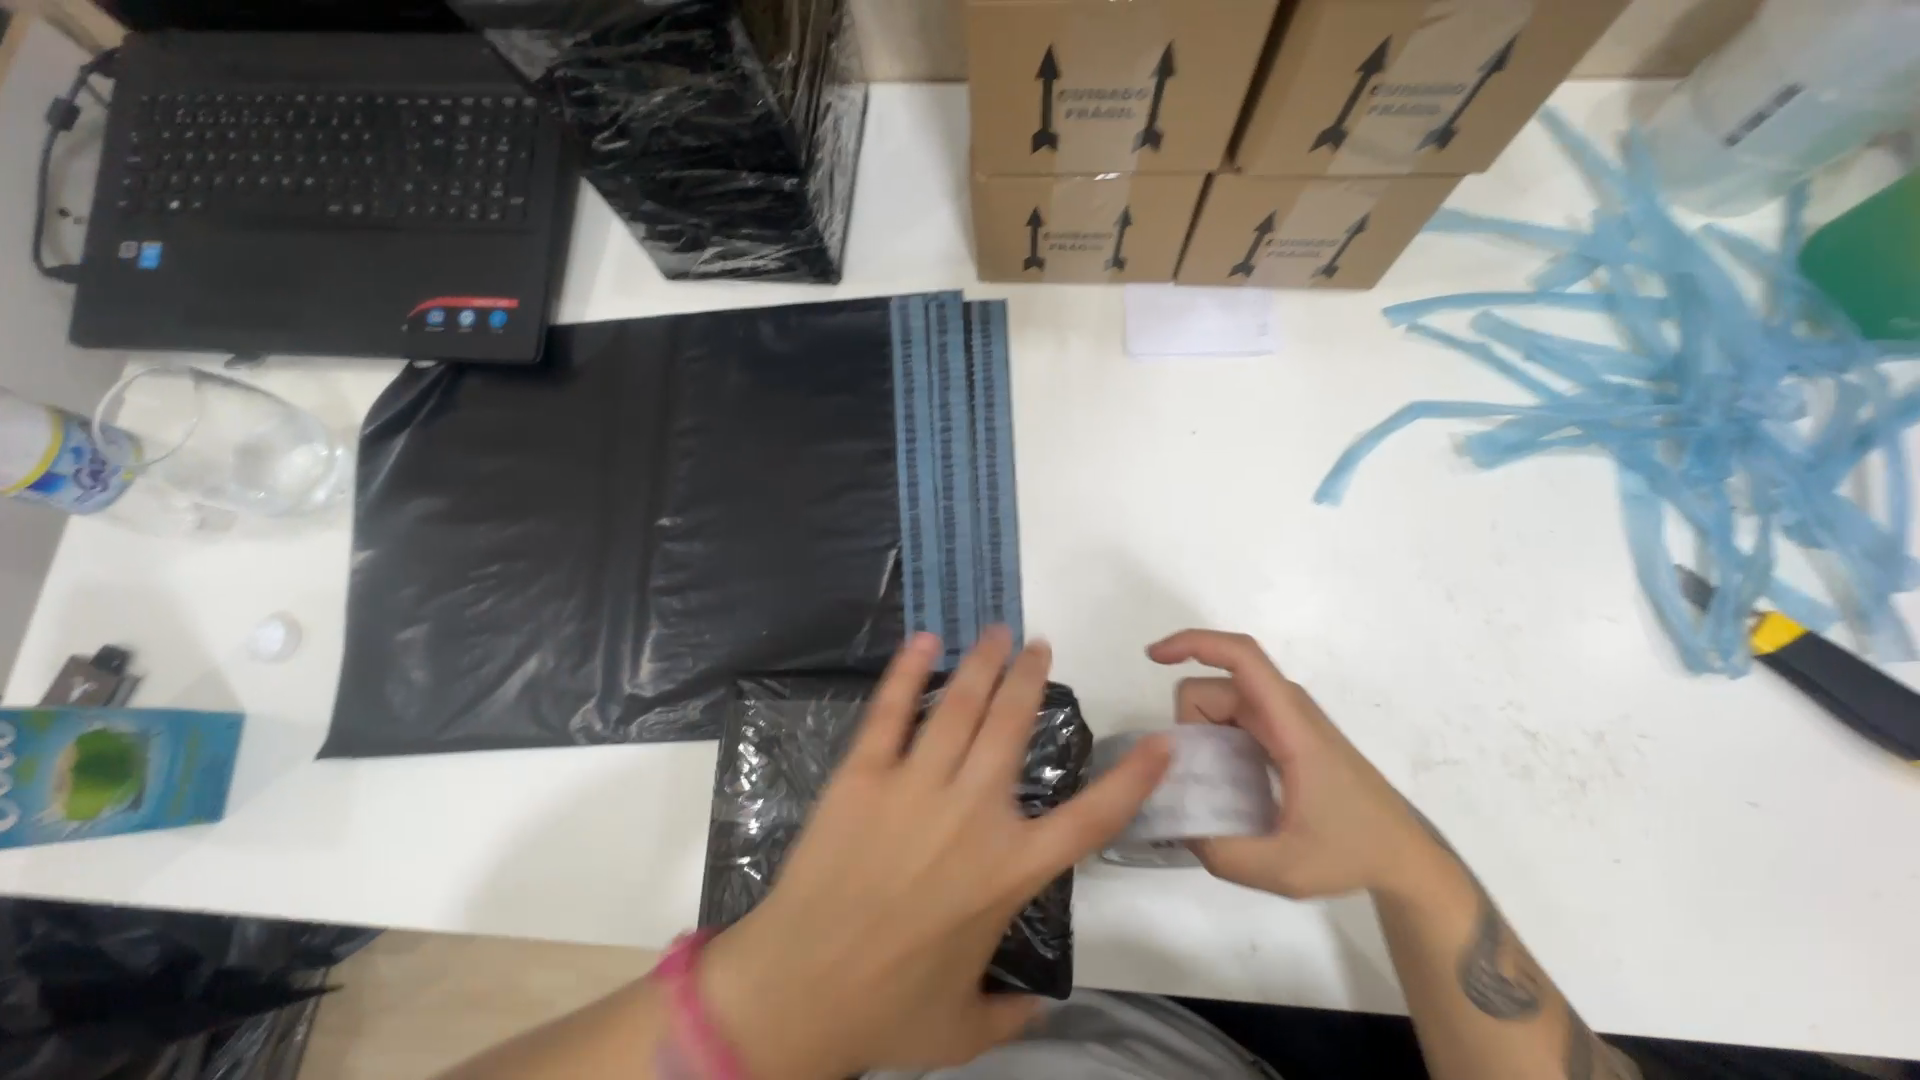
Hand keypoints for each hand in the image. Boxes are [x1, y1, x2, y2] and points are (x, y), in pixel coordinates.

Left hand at [701, 628, 1171, 1079]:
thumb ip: (1013, 1015)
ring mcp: (915, 787)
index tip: (1161, 744)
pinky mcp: (862, 776)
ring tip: (996, 631)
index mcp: (1011, 871)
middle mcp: (973, 814)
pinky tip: (925, 641)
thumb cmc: (886, 1009)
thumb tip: (1044, 1010)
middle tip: (1039, 646)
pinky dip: (908, 672)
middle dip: (1031, 679)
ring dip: (983, 663)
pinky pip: (891, 713)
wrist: (796, 991)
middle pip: (1014, 728)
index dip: (1135, 780)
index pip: (1093, 818)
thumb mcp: (965, 1028)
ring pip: (960, 708)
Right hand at [1147, 630, 1437, 900]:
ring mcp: (1286, 721)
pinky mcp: (1284, 734)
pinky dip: (1213, 743)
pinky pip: (1231, 720)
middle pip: (1213, 689)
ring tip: (1218, 793)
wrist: (1403, 857)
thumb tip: (1177, 828)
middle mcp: (1287, 710)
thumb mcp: (1283, 870)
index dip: (1195, 643)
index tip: (1154, 657)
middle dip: (1187, 728)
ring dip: (1199, 739)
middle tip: (1200, 786)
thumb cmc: (1351, 854)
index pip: (1243, 658)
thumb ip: (1221, 853)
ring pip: (1217, 704)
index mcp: (1292, 726)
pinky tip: (1226, 785)